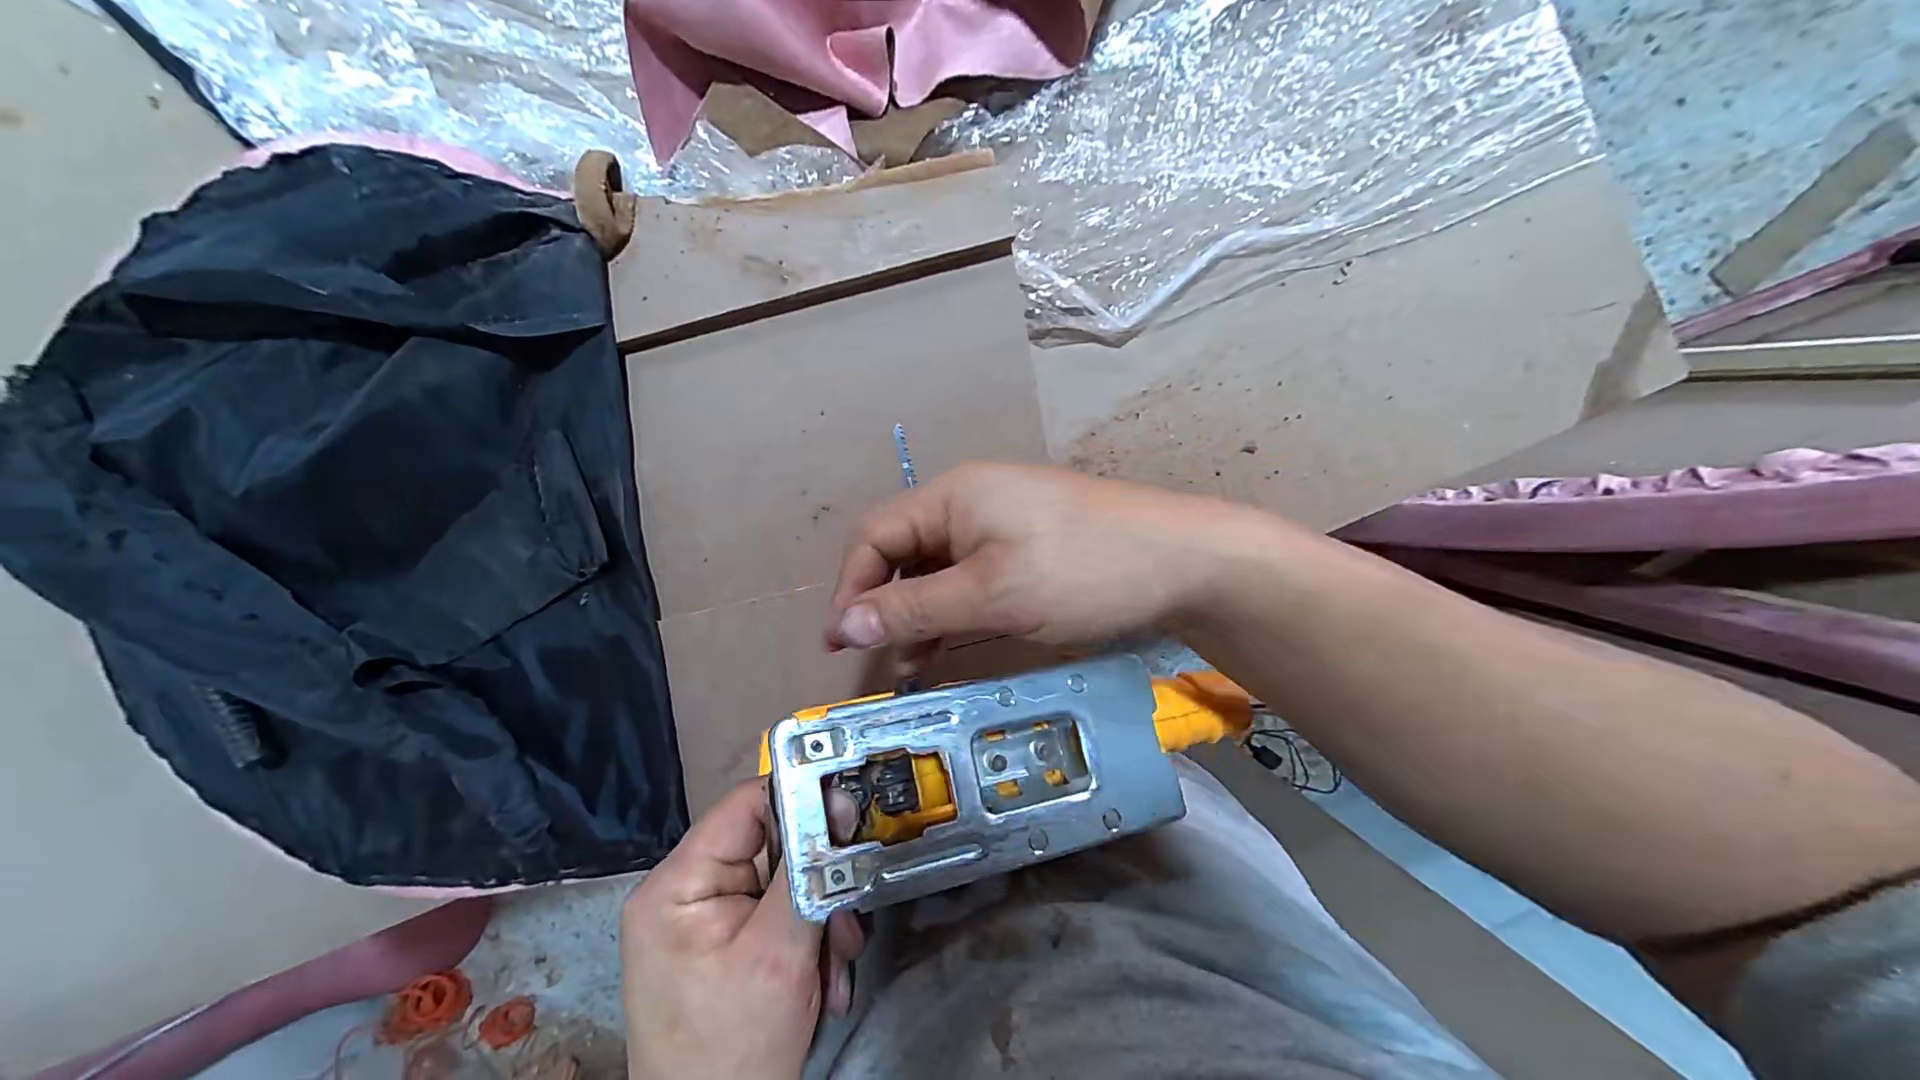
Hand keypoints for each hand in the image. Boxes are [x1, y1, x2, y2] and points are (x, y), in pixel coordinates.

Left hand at [621, 779, 864, 1079]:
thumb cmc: (734, 1048)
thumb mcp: (779, 953)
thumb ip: (808, 872)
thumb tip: (838, 802)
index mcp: (677, 883)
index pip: (747, 805)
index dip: (802, 802)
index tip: (849, 818)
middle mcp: (685, 891)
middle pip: (772, 846)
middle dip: (817, 883)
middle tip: (846, 919)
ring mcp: (704, 920)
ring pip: (783, 883)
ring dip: (820, 920)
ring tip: (834, 965)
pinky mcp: (724, 944)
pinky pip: (777, 915)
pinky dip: (808, 941)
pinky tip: (821, 979)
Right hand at [826, 463, 1272, 651]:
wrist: (1185, 562)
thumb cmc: (1081, 571)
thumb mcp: (991, 595)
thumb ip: (914, 609)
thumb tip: (841, 625)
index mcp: (952, 496)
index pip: (875, 535)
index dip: (851, 588)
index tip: (842, 644)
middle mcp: (969, 503)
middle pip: (903, 553)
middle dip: (884, 608)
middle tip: (882, 665)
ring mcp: (1000, 525)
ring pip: (937, 571)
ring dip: (918, 617)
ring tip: (914, 670)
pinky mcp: (1025, 550)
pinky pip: (971, 579)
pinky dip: (954, 613)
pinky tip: (952, 648)